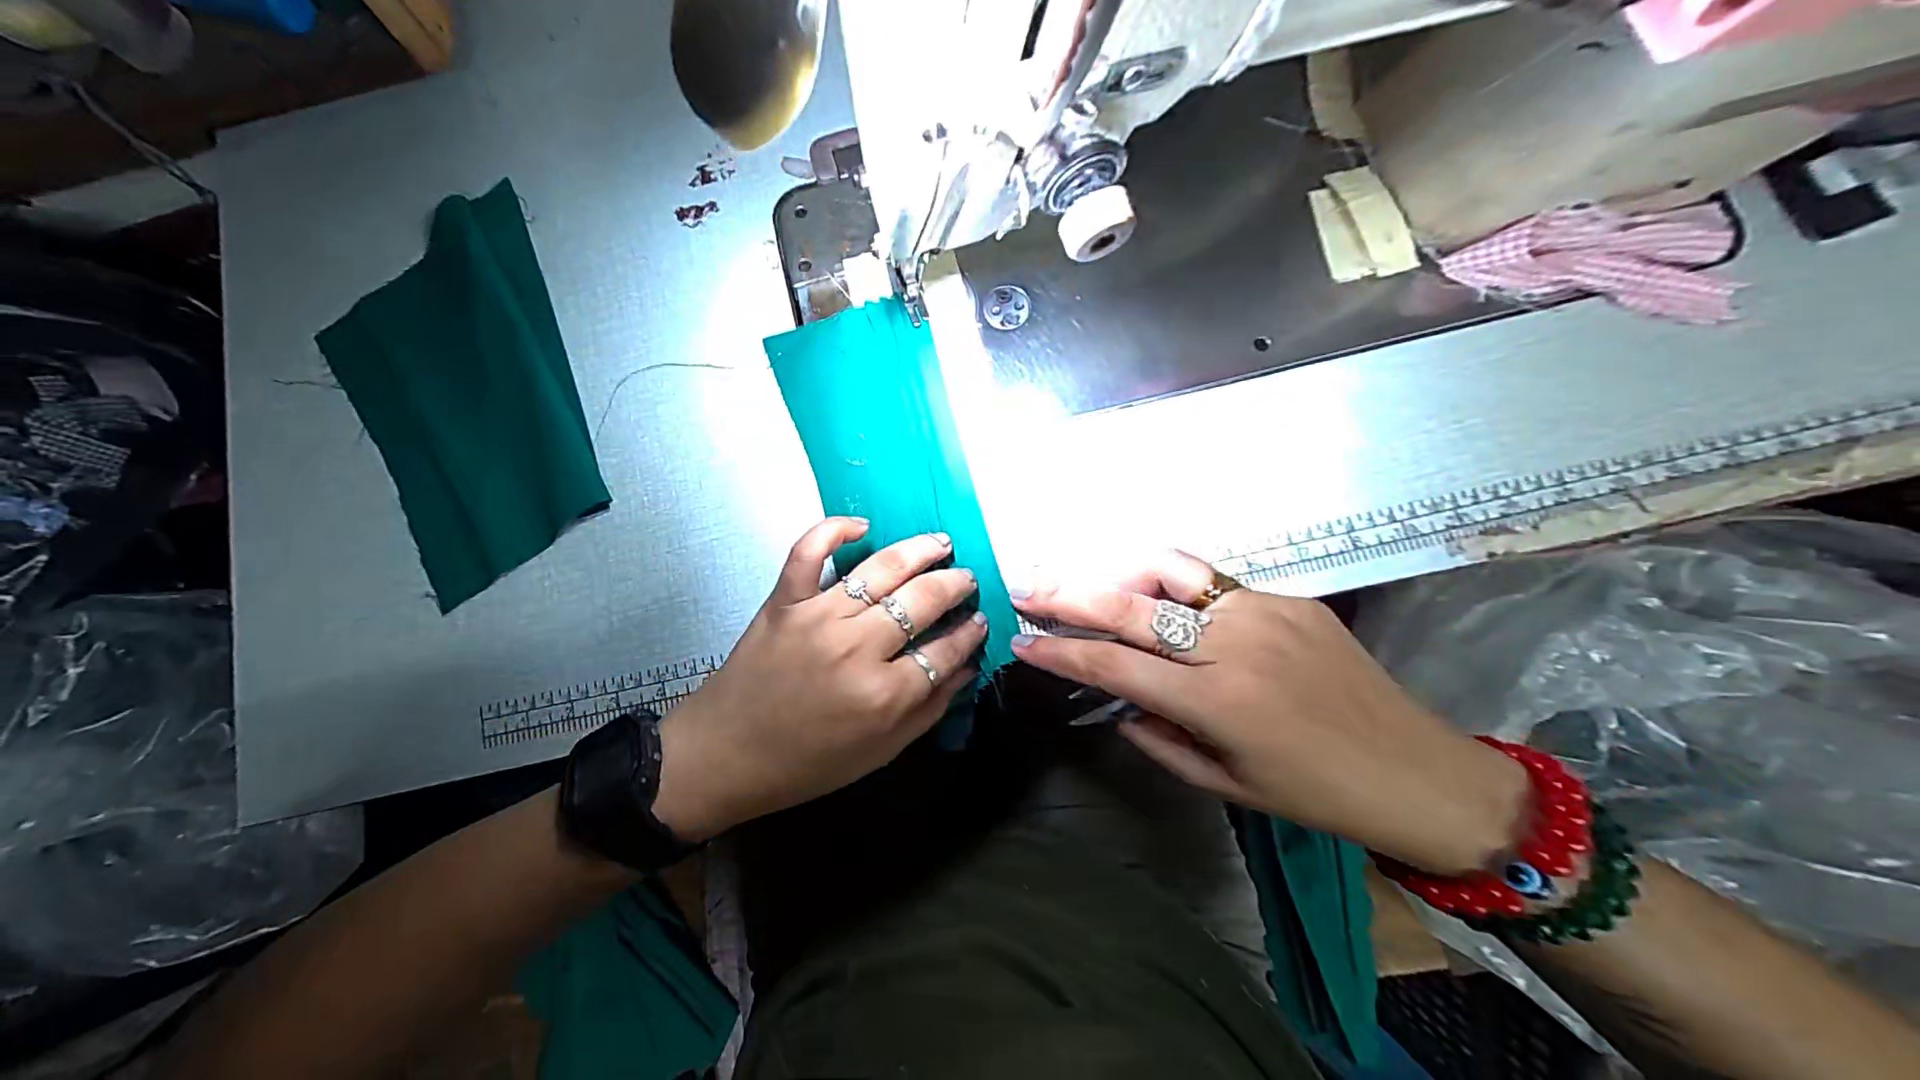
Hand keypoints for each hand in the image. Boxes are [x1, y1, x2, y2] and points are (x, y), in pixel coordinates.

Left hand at [651, 518, 987, 842]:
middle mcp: (857, 649)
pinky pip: (809, 552)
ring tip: (940, 543)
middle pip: (923, 601)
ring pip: (881, 570)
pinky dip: (832, 530)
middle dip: (956, 585)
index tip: (980, 621)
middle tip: (966, 579)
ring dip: (919, 551)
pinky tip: (861, 525)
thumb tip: (966, 667)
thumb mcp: (880, 751)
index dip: (971, 633)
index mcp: (885, 695)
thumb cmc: (807, 763)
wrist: (725, 756)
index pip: (946, 650)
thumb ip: (929, 710)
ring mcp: (818, 618)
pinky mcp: (783, 601)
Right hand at [1009, 553, 1528, 874]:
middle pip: (1131, 607)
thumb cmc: (1314, 795)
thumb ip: (1157, 738)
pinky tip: (1160, 599)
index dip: (1061, 651)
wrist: (1416, 771)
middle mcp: (1235, 644)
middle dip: (1068, 595)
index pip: (1115, 664)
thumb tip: (1117, 701)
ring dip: (1120, 574)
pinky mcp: (1290, 598)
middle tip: (1026, 584)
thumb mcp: (1222, 782)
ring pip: (1171, 573)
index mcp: (1216, 701)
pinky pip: (1214, 584)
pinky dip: (1174, 588)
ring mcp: (1264, 611)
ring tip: (1090, 582)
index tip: (1022, 641)